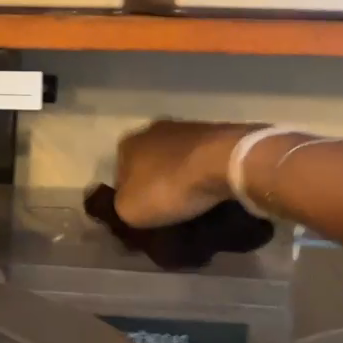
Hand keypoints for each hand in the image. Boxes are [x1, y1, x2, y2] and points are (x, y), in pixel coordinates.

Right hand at [114, 120, 258, 227]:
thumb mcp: (130, 210)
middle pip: (147, 165)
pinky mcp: (213, 132)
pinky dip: (201, 171)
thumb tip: (127, 204)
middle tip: (167, 208)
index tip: (144, 215)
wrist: (223, 161)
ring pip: (174, 159)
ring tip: (192, 201)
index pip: (119, 176)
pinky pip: (200, 158)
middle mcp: (150, 130)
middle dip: (154, 183)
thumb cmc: (169, 186)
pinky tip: (210, 188)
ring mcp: (184, 128)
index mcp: (126, 144)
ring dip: (179, 176)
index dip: (129, 197)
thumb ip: (120, 207)